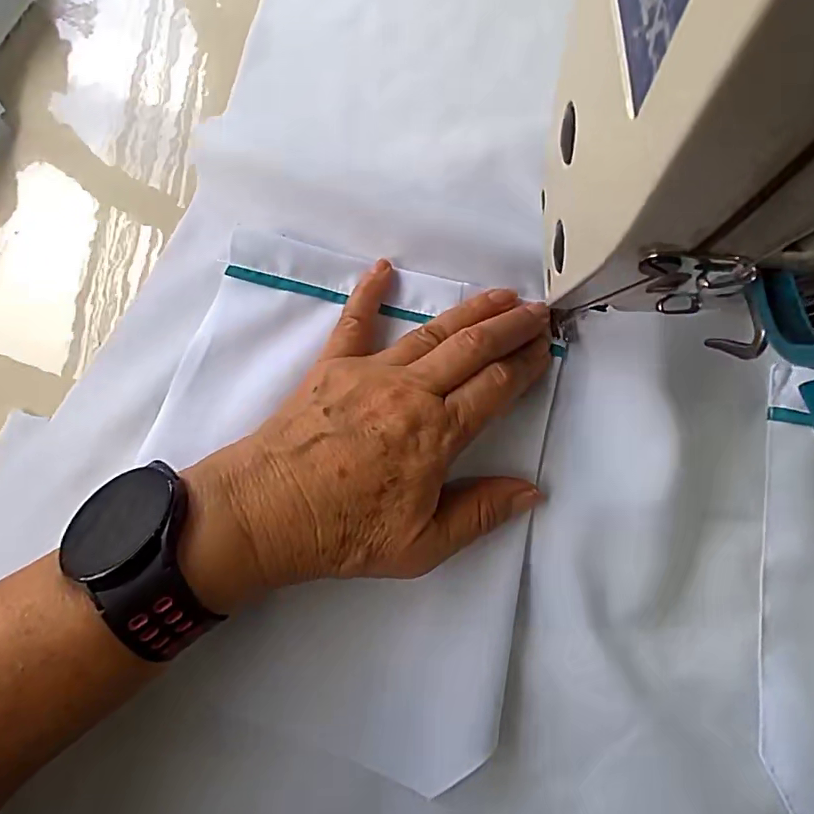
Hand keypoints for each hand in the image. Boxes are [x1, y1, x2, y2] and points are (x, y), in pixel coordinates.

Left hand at [178, 260, 553, 613]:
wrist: (269, 510)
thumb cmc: (344, 532)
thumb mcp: (422, 545)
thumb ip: (480, 513)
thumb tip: (532, 489)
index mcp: (437, 435)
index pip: (495, 388)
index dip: (525, 365)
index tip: (545, 347)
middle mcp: (409, 393)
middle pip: (472, 349)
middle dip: (510, 326)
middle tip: (537, 311)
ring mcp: (368, 373)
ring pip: (429, 332)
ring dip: (468, 311)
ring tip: (497, 295)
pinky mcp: (330, 366)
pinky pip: (353, 322)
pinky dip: (368, 292)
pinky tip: (382, 268)